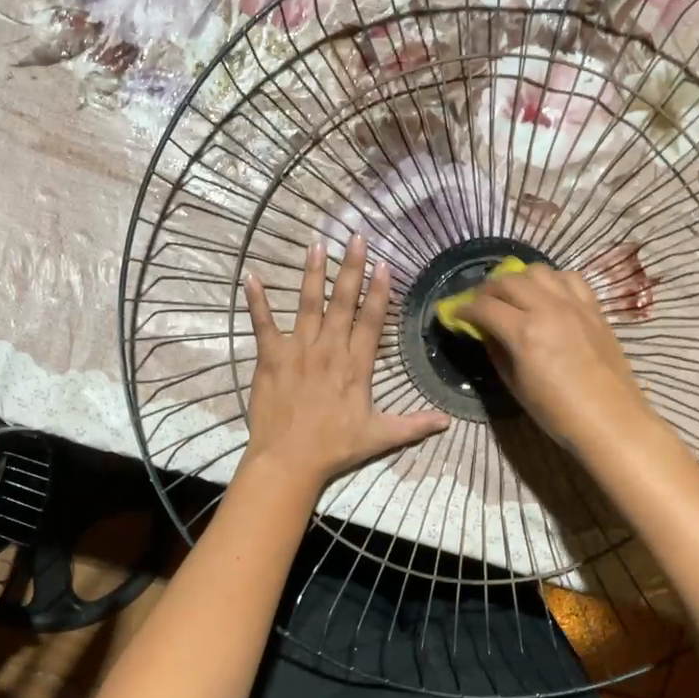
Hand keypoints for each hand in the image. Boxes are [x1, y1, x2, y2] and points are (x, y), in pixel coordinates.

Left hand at [241, 236, 449, 489]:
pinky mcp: (271, 358)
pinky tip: (250, 276)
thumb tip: (447, 422)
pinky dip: (256, 301)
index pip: (371, 321)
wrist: (290, 461)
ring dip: (313, 273)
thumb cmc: (335, 448)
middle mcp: (329, 350)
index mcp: (356, 366)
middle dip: (351, 268)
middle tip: (356, 237)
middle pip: (342, 302)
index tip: (384, 264)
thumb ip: (413, 425)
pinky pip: (263, 325)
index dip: (379, 292)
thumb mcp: (379, 436)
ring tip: (317, 244)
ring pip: (308, 305)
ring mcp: (298, 351)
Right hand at [461, 264, 650, 453]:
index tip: (456, 314)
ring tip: (513, 296)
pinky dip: (551, 281)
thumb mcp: (515, 385)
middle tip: (480, 304)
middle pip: (508, 281)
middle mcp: (548, 309)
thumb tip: (485, 332)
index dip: (464, 309)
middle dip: (487, 290)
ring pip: (538, 271)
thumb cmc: (557, 412)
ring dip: (518, 280)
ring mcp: (574, 305)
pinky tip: (546, 295)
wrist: (610, 420)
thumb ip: (497, 351)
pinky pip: (569, 278)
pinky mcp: (594, 308)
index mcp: (524, 333)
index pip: (484, 307)